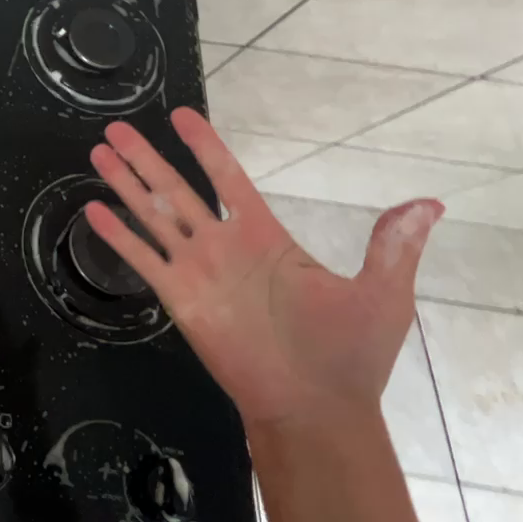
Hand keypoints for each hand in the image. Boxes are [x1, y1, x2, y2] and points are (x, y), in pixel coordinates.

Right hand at [83, 108, 441, 427]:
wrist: (317, 408)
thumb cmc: (349, 352)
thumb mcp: (380, 296)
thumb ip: (392, 248)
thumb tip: (429, 203)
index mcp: (263, 234)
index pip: (226, 177)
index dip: (204, 145)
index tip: (181, 115)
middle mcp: (222, 243)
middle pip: (175, 188)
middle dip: (146, 157)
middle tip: (117, 127)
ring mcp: (196, 269)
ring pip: (152, 214)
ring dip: (125, 184)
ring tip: (98, 152)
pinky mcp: (179, 297)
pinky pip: (142, 258)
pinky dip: (117, 235)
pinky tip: (93, 210)